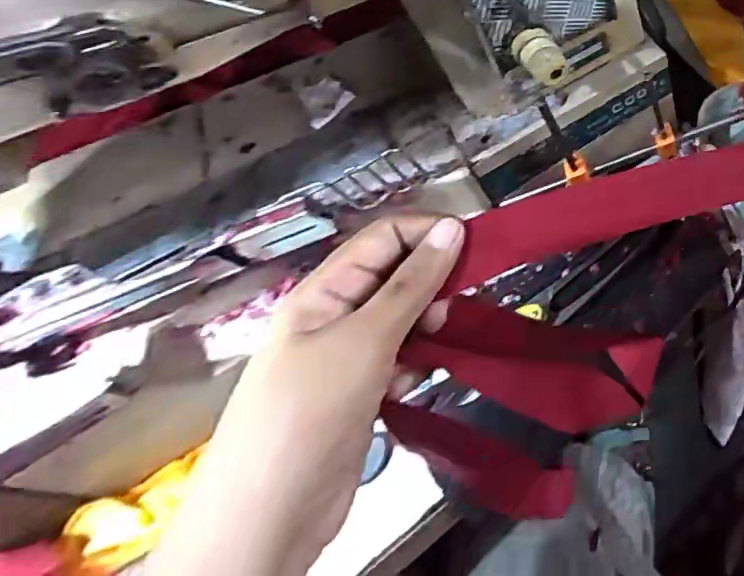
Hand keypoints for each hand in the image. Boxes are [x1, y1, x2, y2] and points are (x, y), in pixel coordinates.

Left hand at [148, 216, 463, 575]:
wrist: (268, 518)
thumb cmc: (309, 414)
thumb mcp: (367, 338)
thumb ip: (414, 282)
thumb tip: (454, 226)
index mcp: (323, 293)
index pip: (386, 236)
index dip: (430, 233)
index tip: (475, 248)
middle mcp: (334, 316)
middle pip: (401, 273)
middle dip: (434, 285)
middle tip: (445, 313)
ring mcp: (348, 354)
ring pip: (410, 315)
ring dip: (428, 327)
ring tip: (427, 353)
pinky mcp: (363, 386)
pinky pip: (407, 353)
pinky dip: (418, 362)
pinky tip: (408, 384)